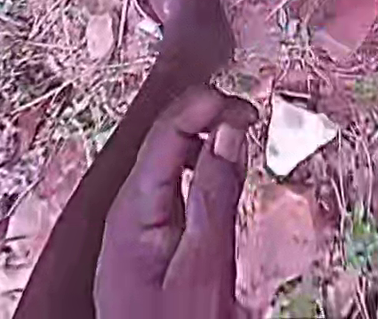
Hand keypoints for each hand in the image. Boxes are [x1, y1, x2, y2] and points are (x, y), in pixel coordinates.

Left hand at [95, 86, 255, 318]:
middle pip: (164, 140)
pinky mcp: (151, 237)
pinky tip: (219, 165)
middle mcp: (129, 207)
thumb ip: (215, 194)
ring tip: (239, 132)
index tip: (245, 107)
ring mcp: (137, 222)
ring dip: (203, 136)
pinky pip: (173, 183)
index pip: (165, 132)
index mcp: (132, 209)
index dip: (203, 106)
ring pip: (169, 158)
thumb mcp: (203, 269)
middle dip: (205, 116)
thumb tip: (230, 126)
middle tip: (249, 117)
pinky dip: (198, 163)